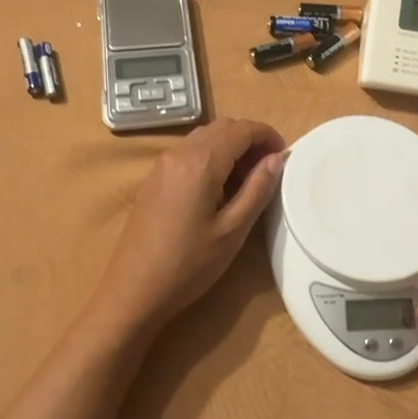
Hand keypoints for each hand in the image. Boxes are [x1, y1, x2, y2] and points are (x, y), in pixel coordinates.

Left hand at [97, 118, 286, 329]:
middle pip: (221, 127)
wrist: (134, 290)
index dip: (266, 135)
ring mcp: (161, 165)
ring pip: (203, 137)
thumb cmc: (189, 265)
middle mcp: (179, 154)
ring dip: (229, 146)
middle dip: (249, 138)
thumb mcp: (232, 230)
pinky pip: (188, 152)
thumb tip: (277, 159)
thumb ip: (257, 189)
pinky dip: (210, 155)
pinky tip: (218, 187)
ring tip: (246, 178)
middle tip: (267, 167)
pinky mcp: (153, 179)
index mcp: (201, 163)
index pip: (241, 129)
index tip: (283, 155)